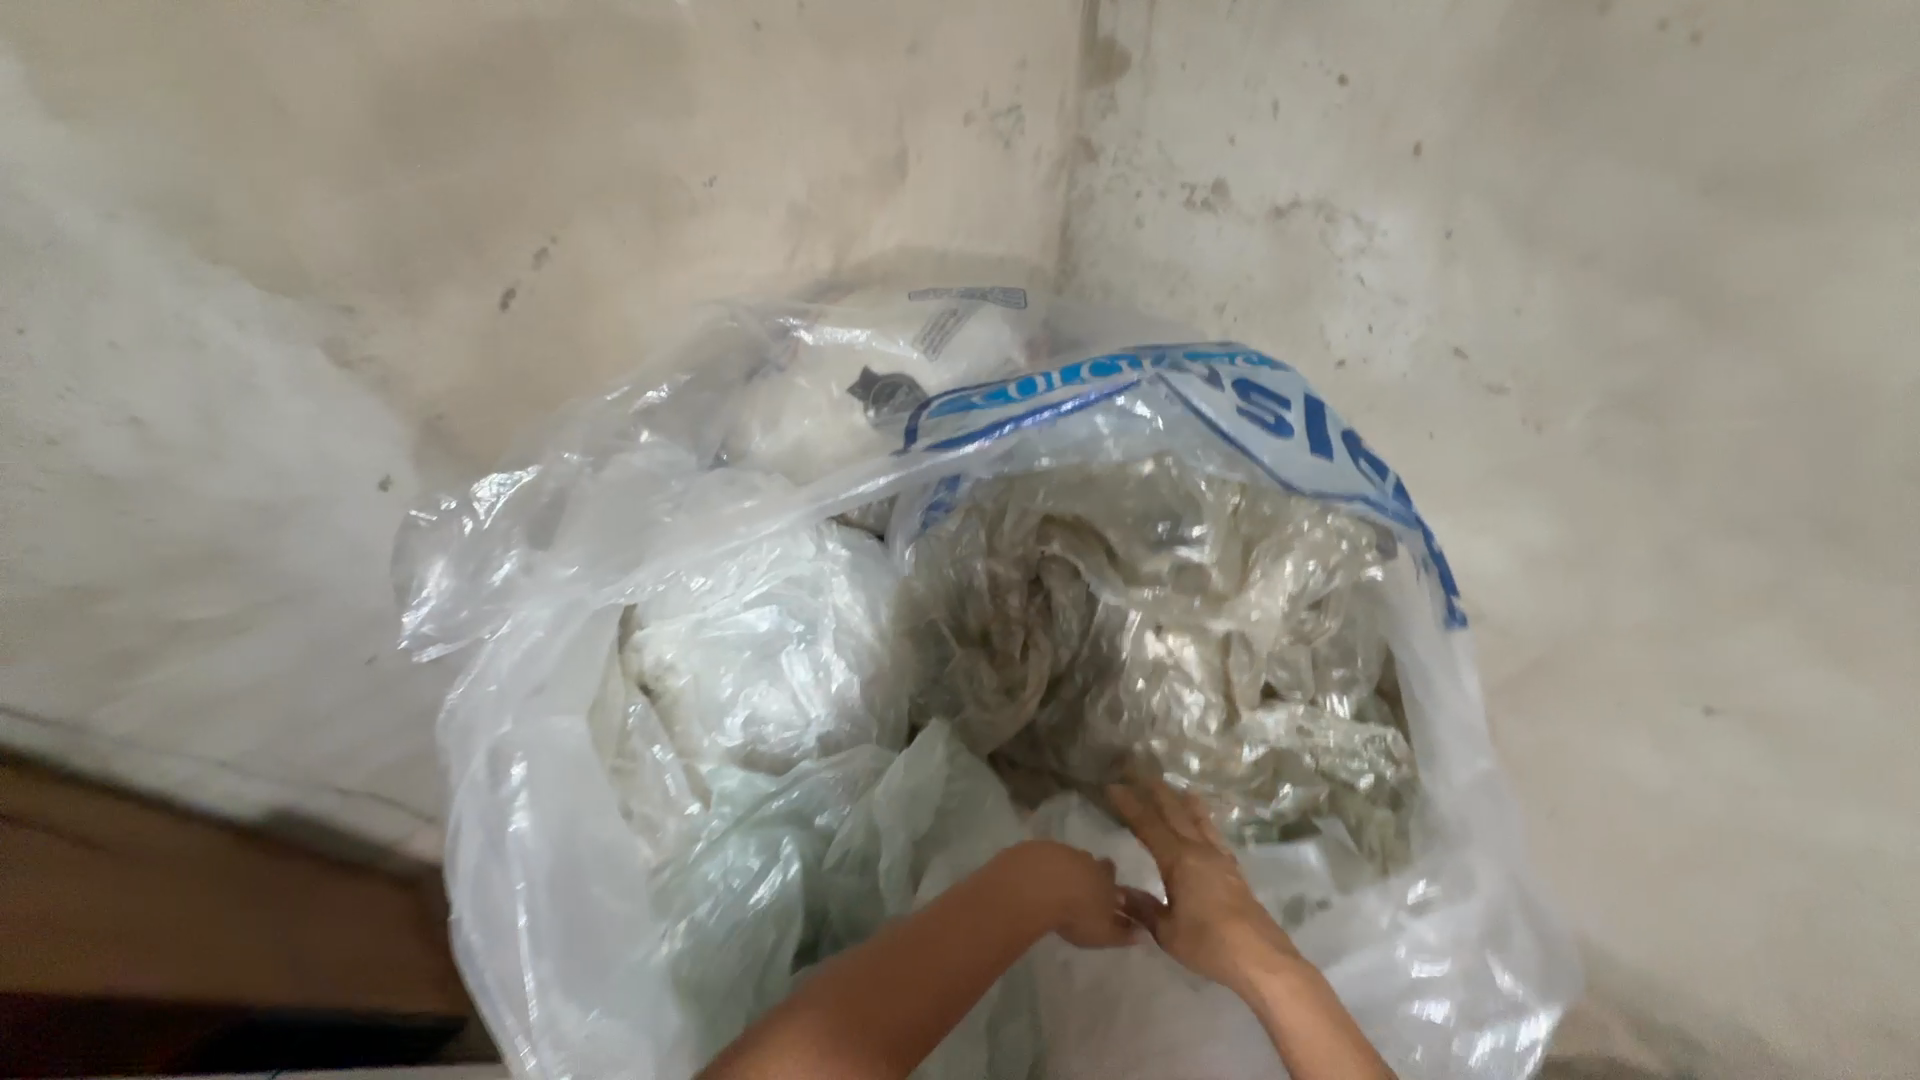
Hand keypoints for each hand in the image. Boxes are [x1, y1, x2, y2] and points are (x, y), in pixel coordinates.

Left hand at [993, 840, 1141, 948]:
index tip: (1104, 891)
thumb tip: (1143, 935)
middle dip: (1089, 870)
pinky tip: (1035, 876)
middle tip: (1081, 884)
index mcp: (1105, 880)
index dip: (1109, 882)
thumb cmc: (1077, 914)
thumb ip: (1123, 935)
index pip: (1112, 874)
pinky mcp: (1038, 848)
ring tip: (1055, 883)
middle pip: (1092, 861)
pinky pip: (1044, 855)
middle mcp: (1087, 861)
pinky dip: (1042, 864)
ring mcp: (1062, 852)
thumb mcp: (1103, 933)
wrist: (1040, 886)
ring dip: (1064, 867)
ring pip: (1068, 856)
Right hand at [1108, 777, 1302, 993]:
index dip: (1129, 805)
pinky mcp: (1234, 873)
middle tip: (1141, 772)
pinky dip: (1204, 823)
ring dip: (1186, 803)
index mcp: (1179, 860)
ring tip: (1180, 789)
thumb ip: (1143, 908)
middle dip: (1156, 792)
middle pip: (1175, 813)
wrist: (1261, 959)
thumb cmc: (1209, 944)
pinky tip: (1206, 828)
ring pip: (1200, 821)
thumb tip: (1119, 891)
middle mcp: (1200, 851)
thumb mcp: (1167, 931)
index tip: (1113, 786)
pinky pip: (1214, 836)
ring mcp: (1221, 860)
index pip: (1148, 825)